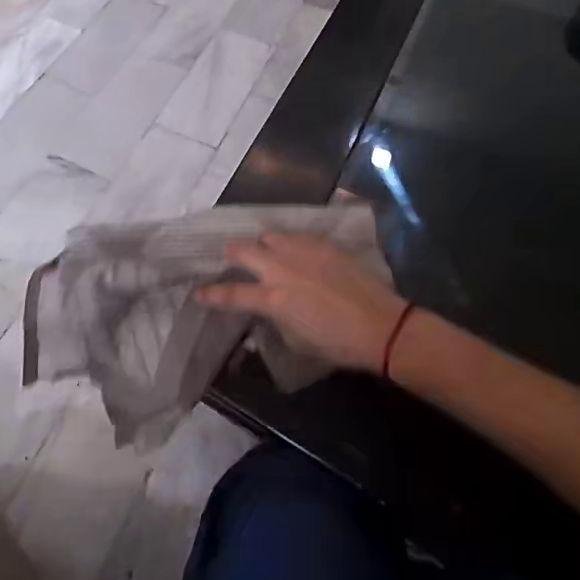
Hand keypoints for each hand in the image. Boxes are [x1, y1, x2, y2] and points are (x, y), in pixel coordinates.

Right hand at [197, 232, 408, 372]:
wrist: (382, 325)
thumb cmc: (337, 343)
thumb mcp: (296, 341)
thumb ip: (275, 320)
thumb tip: (268, 310)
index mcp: (273, 299)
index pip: (232, 294)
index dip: (211, 294)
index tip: (197, 292)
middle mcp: (281, 269)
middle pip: (244, 251)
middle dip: (231, 253)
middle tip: (228, 256)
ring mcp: (303, 252)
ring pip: (269, 236)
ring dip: (261, 244)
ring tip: (264, 251)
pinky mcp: (323, 244)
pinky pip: (296, 236)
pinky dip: (288, 242)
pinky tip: (294, 250)